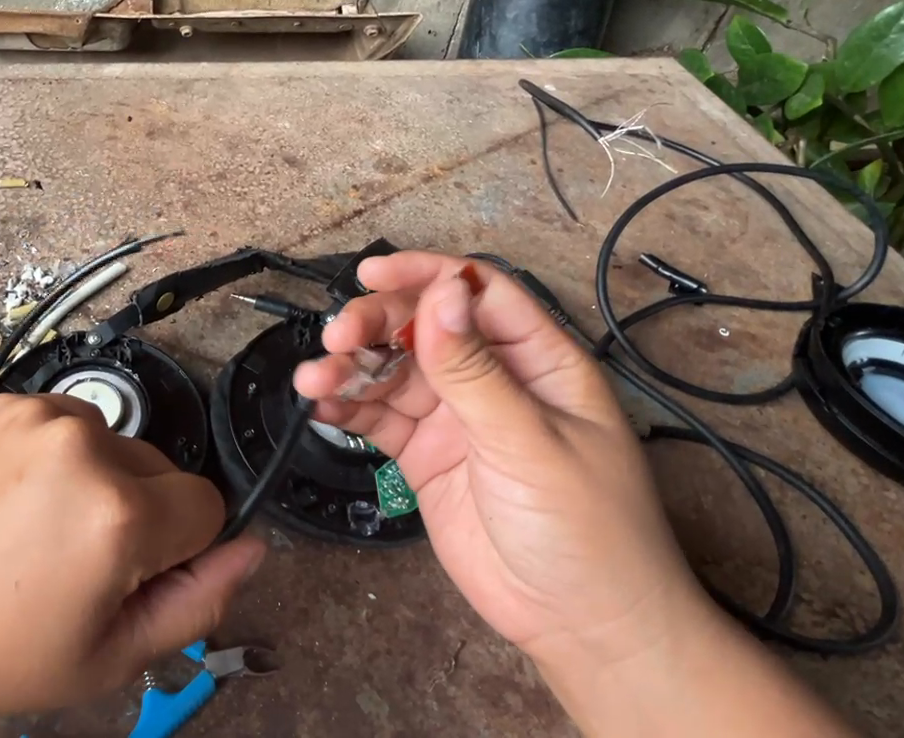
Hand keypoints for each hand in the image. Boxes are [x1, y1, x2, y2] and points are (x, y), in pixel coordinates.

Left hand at [0, 394, 264, 737]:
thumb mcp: (113, 655)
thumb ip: (200, 599)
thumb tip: (248, 549)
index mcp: (117, 513)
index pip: (208, 505)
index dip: (181, 549)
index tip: (136, 573)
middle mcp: (84, 446)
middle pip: (163, 470)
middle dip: (141, 513)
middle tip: (79, 562)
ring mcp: (40, 417)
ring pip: (118, 445)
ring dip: (101, 481)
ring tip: (43, 533)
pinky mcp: (8, 404)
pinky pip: (71, 422)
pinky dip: (61, 456)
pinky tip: (20, 501)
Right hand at [293, 252, 704, 668]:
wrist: (581, 628)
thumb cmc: (588, 531)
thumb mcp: (529, 442)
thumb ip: (475, 369)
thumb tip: (444, 291)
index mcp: (536, 360)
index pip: (476, 292)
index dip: (424, 275)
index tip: (372, 274)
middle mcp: (491, 378)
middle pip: (421, 326)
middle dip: (374, 325)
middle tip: (336, 339)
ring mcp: (454, 416)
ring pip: (390, 369)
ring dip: (349, 367)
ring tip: (314, 379)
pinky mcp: (424, 453)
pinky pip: (378, 415)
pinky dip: (346, 405)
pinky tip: (320, 404)